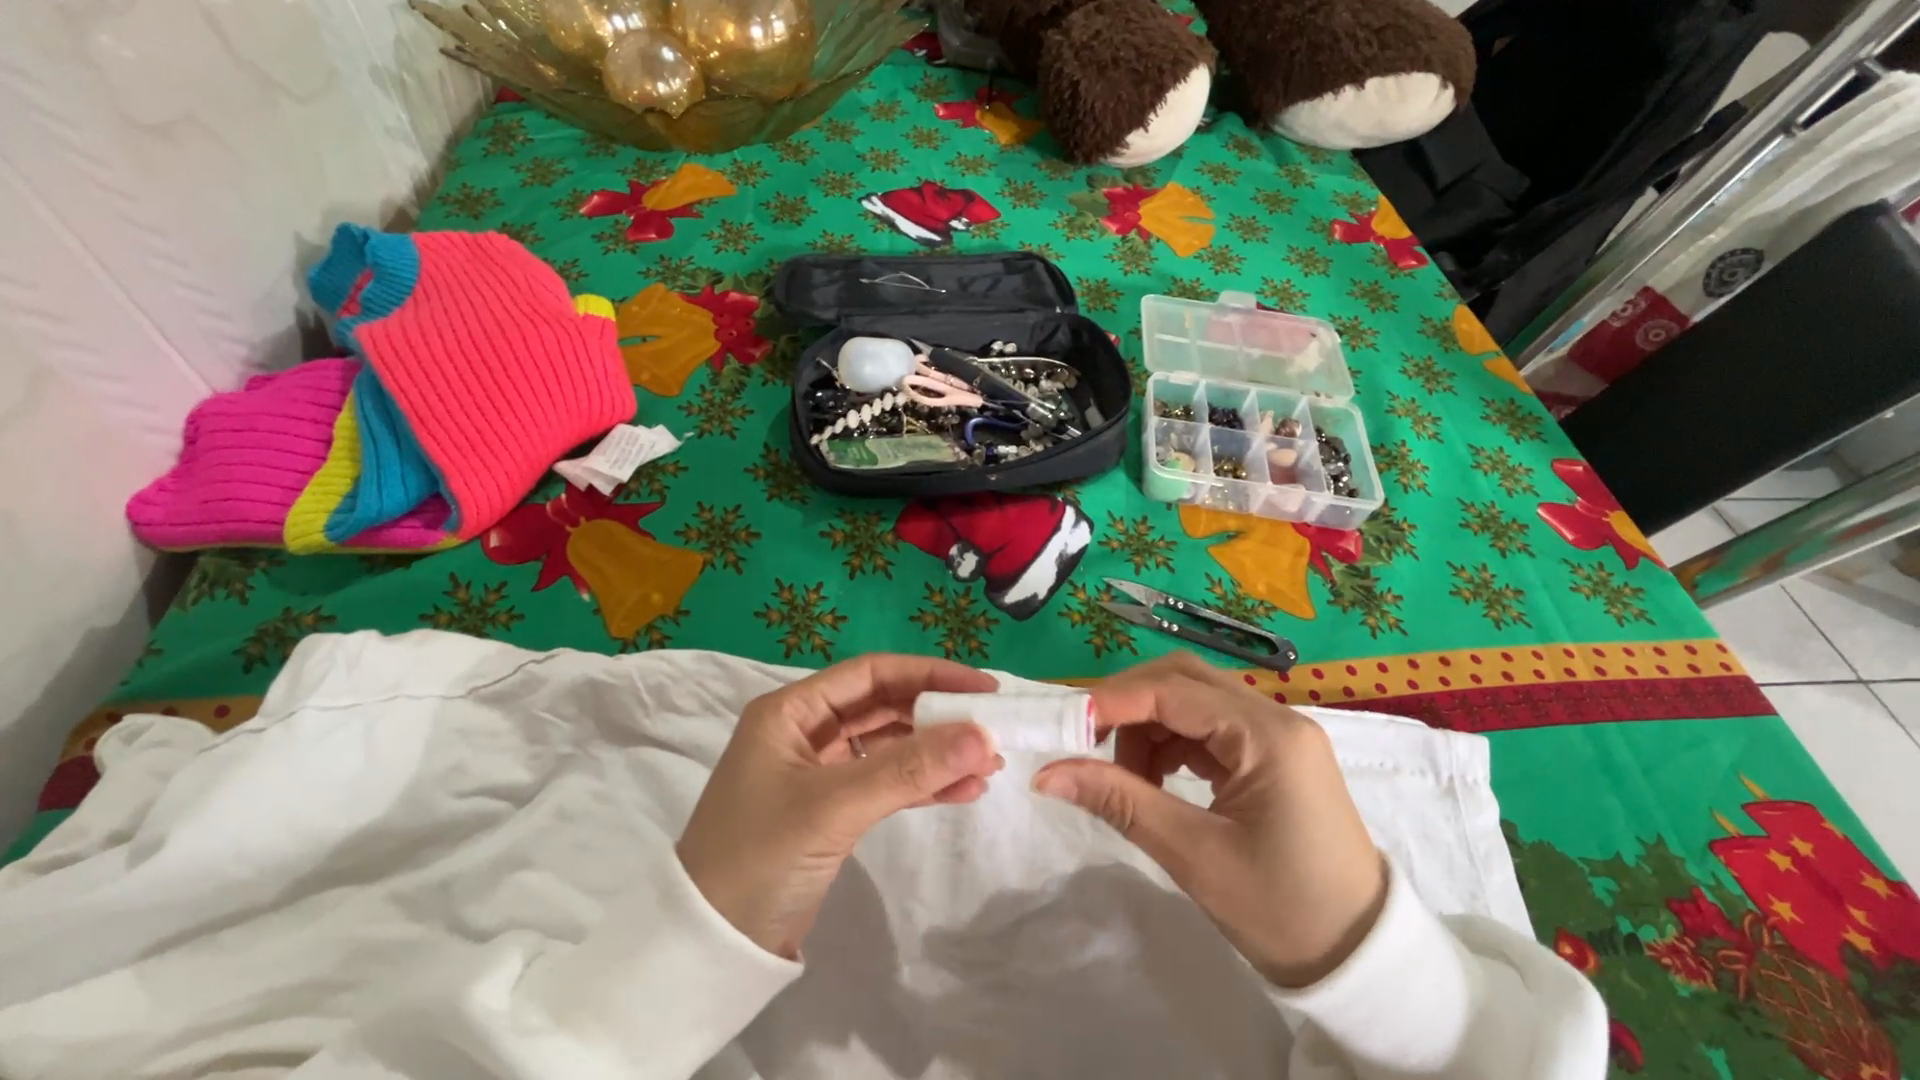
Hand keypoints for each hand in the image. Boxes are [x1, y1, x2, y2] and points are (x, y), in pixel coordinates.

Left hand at [678, 654, 1003, 959]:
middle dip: (939, 717)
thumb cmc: (760, 857)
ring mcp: (819, 772)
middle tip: (993, 730)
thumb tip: (982, 735)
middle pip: (884, 706)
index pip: (871, 674)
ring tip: (989, 766)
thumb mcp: (834, 807)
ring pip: (890, 747)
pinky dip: (923, 785)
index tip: (984, 687)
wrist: (711, 943)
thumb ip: (908, 770)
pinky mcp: (831, 809)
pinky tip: (964, 791)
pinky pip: (886, 783)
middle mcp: (805, 731)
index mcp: (791, 711)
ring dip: (937, 754)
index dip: (930, 674)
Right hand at [1033, 653, 1386, 987]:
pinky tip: (1153, 780)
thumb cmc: (1283, 910)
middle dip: (1128, 704)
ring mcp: (1277, 737)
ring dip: (1148, 725)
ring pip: (1193, 701)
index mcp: (1268, 736)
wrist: (1360, 958)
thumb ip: (1120, 801)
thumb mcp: (1194, 855)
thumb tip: (1047, 773)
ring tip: (1124, 779)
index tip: (1063, 728)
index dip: (1112, 701)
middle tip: (1085, 745)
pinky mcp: (1272, 758)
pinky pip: (1208, 728)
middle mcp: (1276, 719)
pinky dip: (1170, 743)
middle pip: (1184, 679)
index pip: (1173, 690)